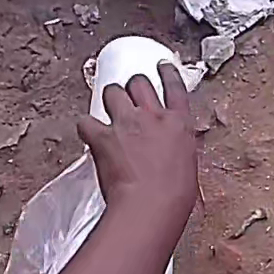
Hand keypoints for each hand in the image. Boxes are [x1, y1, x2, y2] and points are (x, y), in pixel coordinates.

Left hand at [78, 63, 198, 234]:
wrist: (151, 206)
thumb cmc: (173, 198)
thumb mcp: (188, 167)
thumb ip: (178, 151)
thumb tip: (173, 155)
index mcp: (179, 124)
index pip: (174, 87)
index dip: (166, 74)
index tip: (161, 67)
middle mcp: (152, 116)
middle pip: (139, 83)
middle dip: (132, 86)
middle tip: (128, 95)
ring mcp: (126, 123)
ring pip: (113, 92)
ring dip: (110, 98)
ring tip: (108, 110)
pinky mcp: (103, 137)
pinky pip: (86, 121)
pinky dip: (85, 126)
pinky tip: (87, 133)